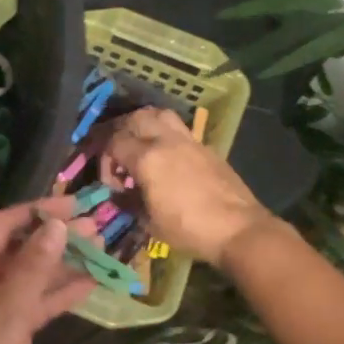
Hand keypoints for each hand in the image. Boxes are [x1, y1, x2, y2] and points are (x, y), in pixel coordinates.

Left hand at [0, 197, 95, 343]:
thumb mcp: (7, 315)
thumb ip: (33, 268)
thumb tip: (56, 226)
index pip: (1, 225)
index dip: (39, 212)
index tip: (77, 204)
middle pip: (14, 248)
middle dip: (55, 238)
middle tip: (98, 228)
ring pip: (23, 276)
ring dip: (58, 266)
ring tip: (102, 252)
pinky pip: (25, 304)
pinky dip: (52, 296)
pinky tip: (88, 286)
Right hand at [103, 108, 275, 267]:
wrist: (237, 228)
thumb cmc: (188, 229)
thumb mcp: (149, 222)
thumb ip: (128, 202)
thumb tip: (120, 193)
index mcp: (148, 158)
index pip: (114, 142)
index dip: (105, 160)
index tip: (112, 182)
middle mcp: (166, 141)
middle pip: (134, 118)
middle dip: (119, 133)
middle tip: (118, 154)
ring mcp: (189, 140)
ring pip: (159, 114)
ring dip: (143, 124)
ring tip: (140, 144)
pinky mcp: (205, 147)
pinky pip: (179, 129)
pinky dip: (164, 134)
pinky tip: (166, 156)